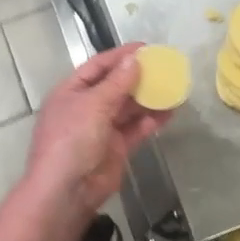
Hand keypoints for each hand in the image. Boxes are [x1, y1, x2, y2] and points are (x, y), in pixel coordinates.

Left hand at [22, 43, 171, 213]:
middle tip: (166, 67)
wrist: (66, 192)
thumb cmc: (71, 140)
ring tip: (173, 87)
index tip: (147, 48)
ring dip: (149, 98)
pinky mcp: (116, 148)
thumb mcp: (93, 105)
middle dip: (139, 76)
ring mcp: (101, 129)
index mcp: (71, 92)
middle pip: (115, 86)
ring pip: (128, 108)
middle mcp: (86, 107)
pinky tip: (170, 111)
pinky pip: (136, 129)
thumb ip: (117, 82)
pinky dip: (152, 120)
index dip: (121, 56)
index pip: (98, 66)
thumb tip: (135, 59)